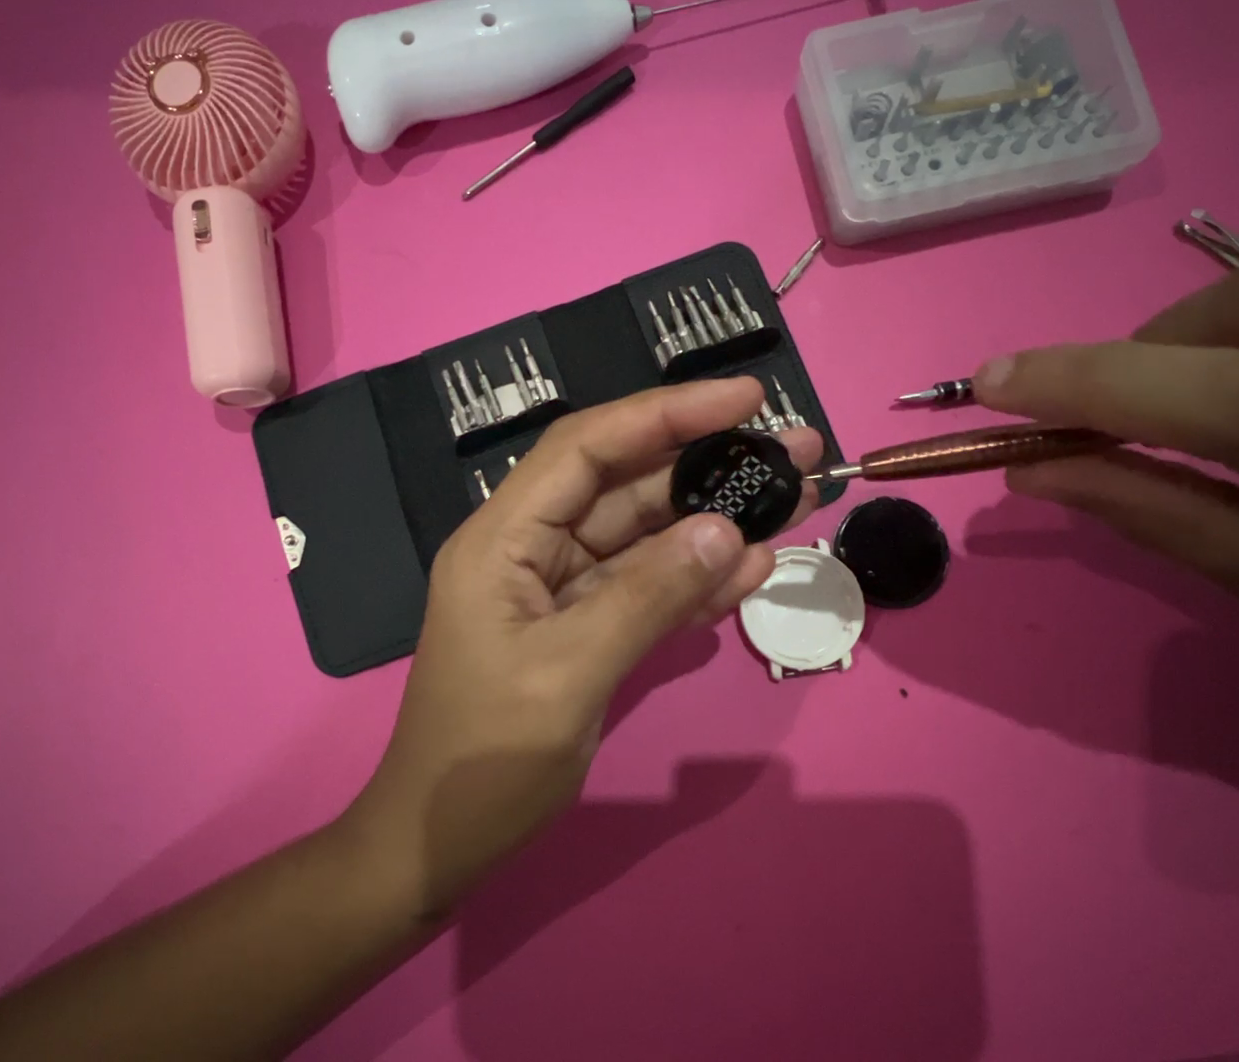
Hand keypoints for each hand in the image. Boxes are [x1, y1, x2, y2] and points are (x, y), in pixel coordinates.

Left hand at [348, 378, 821, 913]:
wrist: (443, 841)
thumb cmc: (486, 760)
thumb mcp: (568, 674)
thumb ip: (646, 597)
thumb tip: (727, 533)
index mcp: (502, 539)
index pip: (588, 448)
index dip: (665, 413)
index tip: (743, 398)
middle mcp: (530, 549)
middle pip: (626, 485)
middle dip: (707, 465)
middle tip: (794, 450)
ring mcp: (559, 590)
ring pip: (645, 537)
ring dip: (715, 521)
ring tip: (796, 500)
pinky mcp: (583, 628)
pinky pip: (647, 588)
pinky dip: (698, 580)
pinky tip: (755, 568)